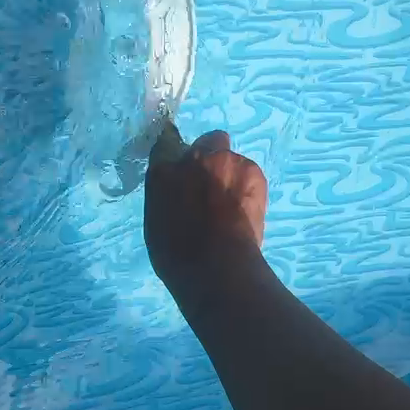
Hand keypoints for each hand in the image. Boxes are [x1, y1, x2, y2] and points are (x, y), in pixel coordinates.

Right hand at [144, 124, 268, 301]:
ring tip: (231, 206)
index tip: (183, 172)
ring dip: (230, 174)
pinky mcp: (252, 171)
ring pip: (231, 158)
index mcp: (162, 171)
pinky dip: (247, 187)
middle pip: (206, 143)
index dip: (177, 158)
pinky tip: (244, 210)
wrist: (217, 266)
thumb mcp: (156, 222)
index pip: (166, 146)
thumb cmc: (177, 256)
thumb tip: (177, 191)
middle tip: (211, 187)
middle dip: (209, 158)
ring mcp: (225, 160)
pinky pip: (249, 173)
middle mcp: (193, 156)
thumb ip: (165, 196)